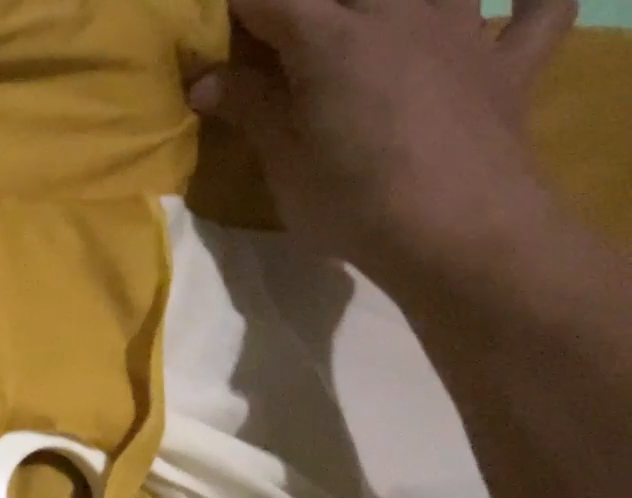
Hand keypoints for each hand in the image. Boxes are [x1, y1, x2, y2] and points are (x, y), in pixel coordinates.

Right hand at [189, 0, 577, 294]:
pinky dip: (528, 4)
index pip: (271, 1)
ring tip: (368, 28)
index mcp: (332, 39)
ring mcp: (467, 30)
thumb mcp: (281, 160)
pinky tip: (507, 11)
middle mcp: (401, 12)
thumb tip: (205, 80)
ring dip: (393, 3)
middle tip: (281, 43)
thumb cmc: (349, 198)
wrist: (456, 228)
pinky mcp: (511, 63)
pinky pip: (539, 10)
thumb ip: (249, 107)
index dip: (237, 11)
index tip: (211, 38)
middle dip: (306, 7)